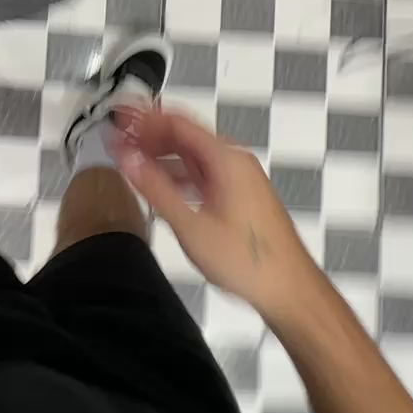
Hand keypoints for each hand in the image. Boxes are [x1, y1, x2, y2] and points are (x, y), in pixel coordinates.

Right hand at [112, 107, 321, 321]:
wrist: (291, 293)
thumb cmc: (250, 263)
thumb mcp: (192, 226)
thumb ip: (156, 189)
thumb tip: (128, 159)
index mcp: (226, 159)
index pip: (177, 123)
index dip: (145, 119)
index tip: (121, 119)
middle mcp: (234, 161)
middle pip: (185, 135)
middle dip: (150, 134)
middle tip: (120, 136)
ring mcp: (238, 177)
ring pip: (192, 154)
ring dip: (161, 152)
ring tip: (132, 156)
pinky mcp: (239, 195)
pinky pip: (202, 171)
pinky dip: (177, 170)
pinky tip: (161, 181)